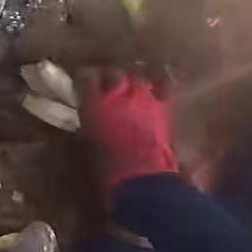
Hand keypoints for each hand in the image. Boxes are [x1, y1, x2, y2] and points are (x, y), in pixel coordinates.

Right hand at [77, 68, 179, 209]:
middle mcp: (116, 95)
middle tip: (113, 84)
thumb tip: (96, 117)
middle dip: (113, 76)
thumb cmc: (108, 166)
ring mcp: (141, 99)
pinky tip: (159, 87)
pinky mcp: (163, 108)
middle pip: (114, 72)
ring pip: (138, 76)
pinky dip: (161, 86)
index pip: (87, 78)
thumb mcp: (91, 141)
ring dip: (136, 80)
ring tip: (136, 85)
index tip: (88, 82)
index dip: (88, 79)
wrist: (141, 179)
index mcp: (93, 105)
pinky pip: (164, 87)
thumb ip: (92, 122)